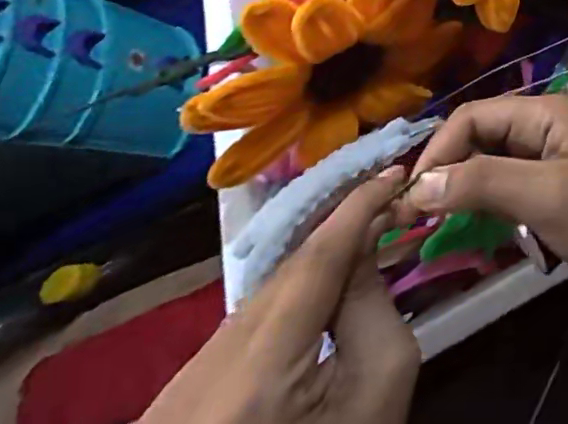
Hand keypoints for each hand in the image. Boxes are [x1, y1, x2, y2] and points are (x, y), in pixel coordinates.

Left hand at [139, 170, 418, 423]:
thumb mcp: (380, 383)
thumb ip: (376, 306)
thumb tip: (362, 247)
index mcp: (258, 373)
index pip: (313, 262)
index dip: (356, 209)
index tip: (394, 172)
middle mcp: (204, 368)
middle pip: (285, 274)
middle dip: (340, 232)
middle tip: (389, 206)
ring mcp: (180, 383)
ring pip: (262, 294)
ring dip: (315, 262)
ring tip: (363, 241)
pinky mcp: (174, 396)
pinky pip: (243, 323)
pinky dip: (288, 296)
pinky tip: (320, 292)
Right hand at [399, 95, 567, 300]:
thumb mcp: (545, 194)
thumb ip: (483, 182)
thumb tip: (419, 183)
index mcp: (545, 114)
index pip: (473, 117)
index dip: (438, 151)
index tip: (410, 199)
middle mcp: (542, 129)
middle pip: (477, 138)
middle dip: (444, 171)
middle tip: (412, 218)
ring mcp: (546, 162)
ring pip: (487, 166)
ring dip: (458, 190)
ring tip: (429, 226)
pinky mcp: (548, 193)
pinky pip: (502, 191)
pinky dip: (479, 206)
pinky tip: (462, 229)